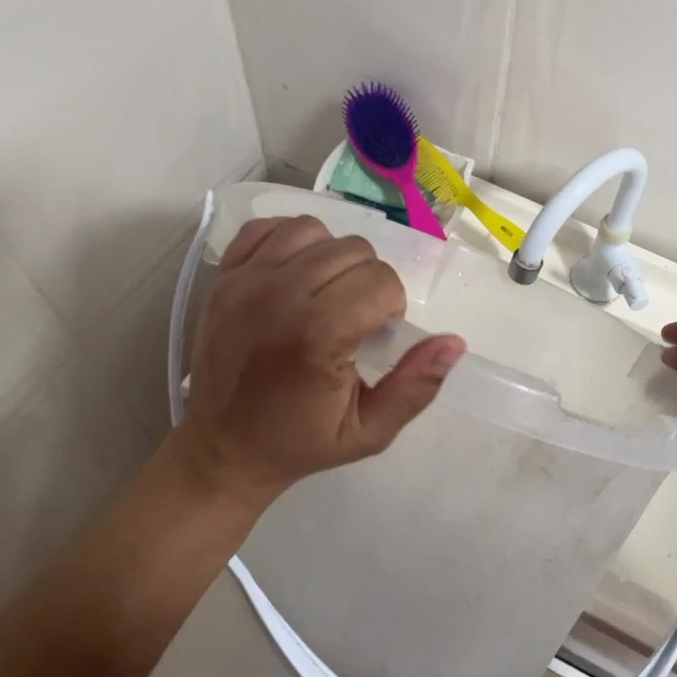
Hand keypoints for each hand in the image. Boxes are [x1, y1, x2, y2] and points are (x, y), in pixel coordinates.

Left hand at [174, 216, 466, 505]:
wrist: (222, 448)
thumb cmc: (298, 443)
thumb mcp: (369, 432)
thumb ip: (415, 387)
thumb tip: (453, 343)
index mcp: (316, 335)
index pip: (380, 281)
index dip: (391, 306)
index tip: (375, 335)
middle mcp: (279, 296)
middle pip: (352, 250)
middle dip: (368, 281)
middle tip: (355, 319)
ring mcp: (246, 281)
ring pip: (313, 230)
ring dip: (332, 256)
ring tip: (327, 292)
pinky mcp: (225, 275)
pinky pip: (269, 228)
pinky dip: (291, 242)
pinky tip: (296, 274)